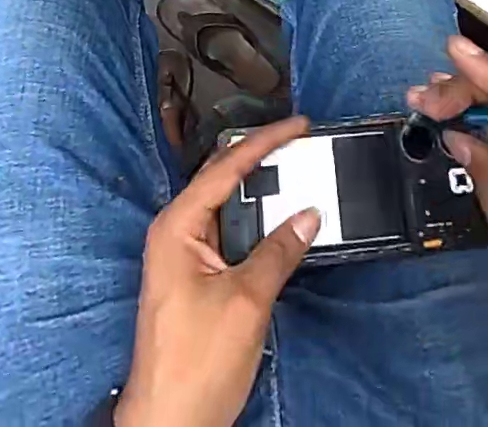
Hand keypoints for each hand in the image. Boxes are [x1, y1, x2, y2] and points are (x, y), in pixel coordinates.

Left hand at [115, 116, 320, 426]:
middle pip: (224, 178)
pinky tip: (282, 218)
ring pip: (229, 204)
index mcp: (178, 225)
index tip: (299, 125)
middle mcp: (177, 229)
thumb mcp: (247, 300)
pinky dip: (258, 221)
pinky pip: (231, 231)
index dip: (266, 140)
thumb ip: (279, 250)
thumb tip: (309, 214)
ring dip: (263, 190)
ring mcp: (186, 252)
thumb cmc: (197, 362)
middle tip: (301, 143)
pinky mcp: (197, 273)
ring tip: (298, 173)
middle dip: (263, 158)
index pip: (227, 167)